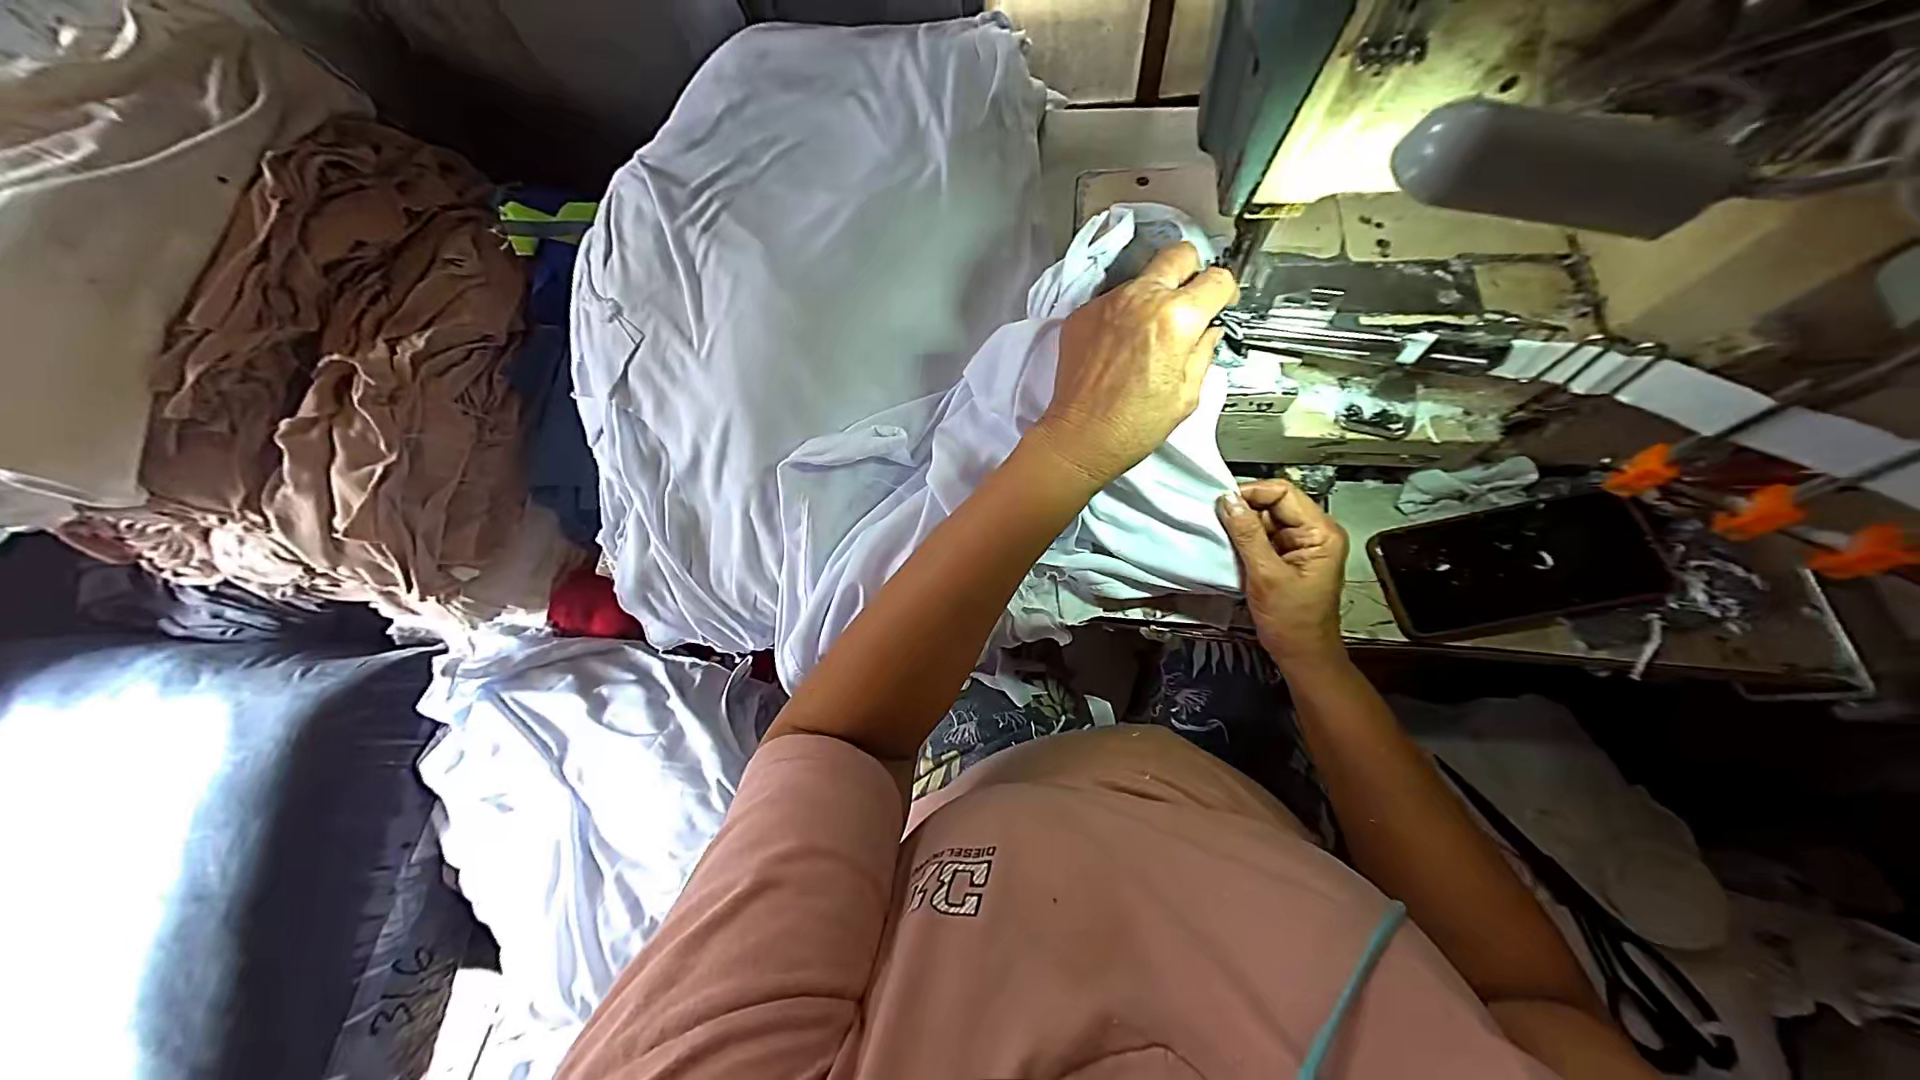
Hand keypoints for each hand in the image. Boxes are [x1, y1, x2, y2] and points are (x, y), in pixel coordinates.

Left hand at [1029, 241, 1237, 486]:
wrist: (1082, 437)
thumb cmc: (1131, 425)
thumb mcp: (1187, 394)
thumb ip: (1204, 352)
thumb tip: (1208, 332)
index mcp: (1177, 318)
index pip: (1217, 278)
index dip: (1225, 293)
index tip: (1220, 304)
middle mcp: (1141, 300)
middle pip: (1179, 254)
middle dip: (1191, 271)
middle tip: (1189, 299)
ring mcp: (1107, 304)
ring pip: (1141, 278)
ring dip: (1152, 295)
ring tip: (1149, 333)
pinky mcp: (1082, 315)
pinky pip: (1111, 300)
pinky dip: (1121, 314)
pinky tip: (1121, 345)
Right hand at [1216, 479, 1349, 667]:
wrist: (1301, 653)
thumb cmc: (1292, 620)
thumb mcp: (1266, 575)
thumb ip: (1247, 534)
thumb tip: (1228, 501)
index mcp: (1321, 534)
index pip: (1283, 493)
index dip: (1251, 493)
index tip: (1222, 503)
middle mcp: (1314, 533)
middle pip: (1274, 503)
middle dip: (1244, 510)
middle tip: (1217, 520)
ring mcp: (1300, 545)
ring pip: (1265, 519)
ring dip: (1242, 525)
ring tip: (1222, 537)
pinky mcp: (1286, 556)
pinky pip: (1262, 536)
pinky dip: (1244, 539)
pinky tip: (1230, 547)